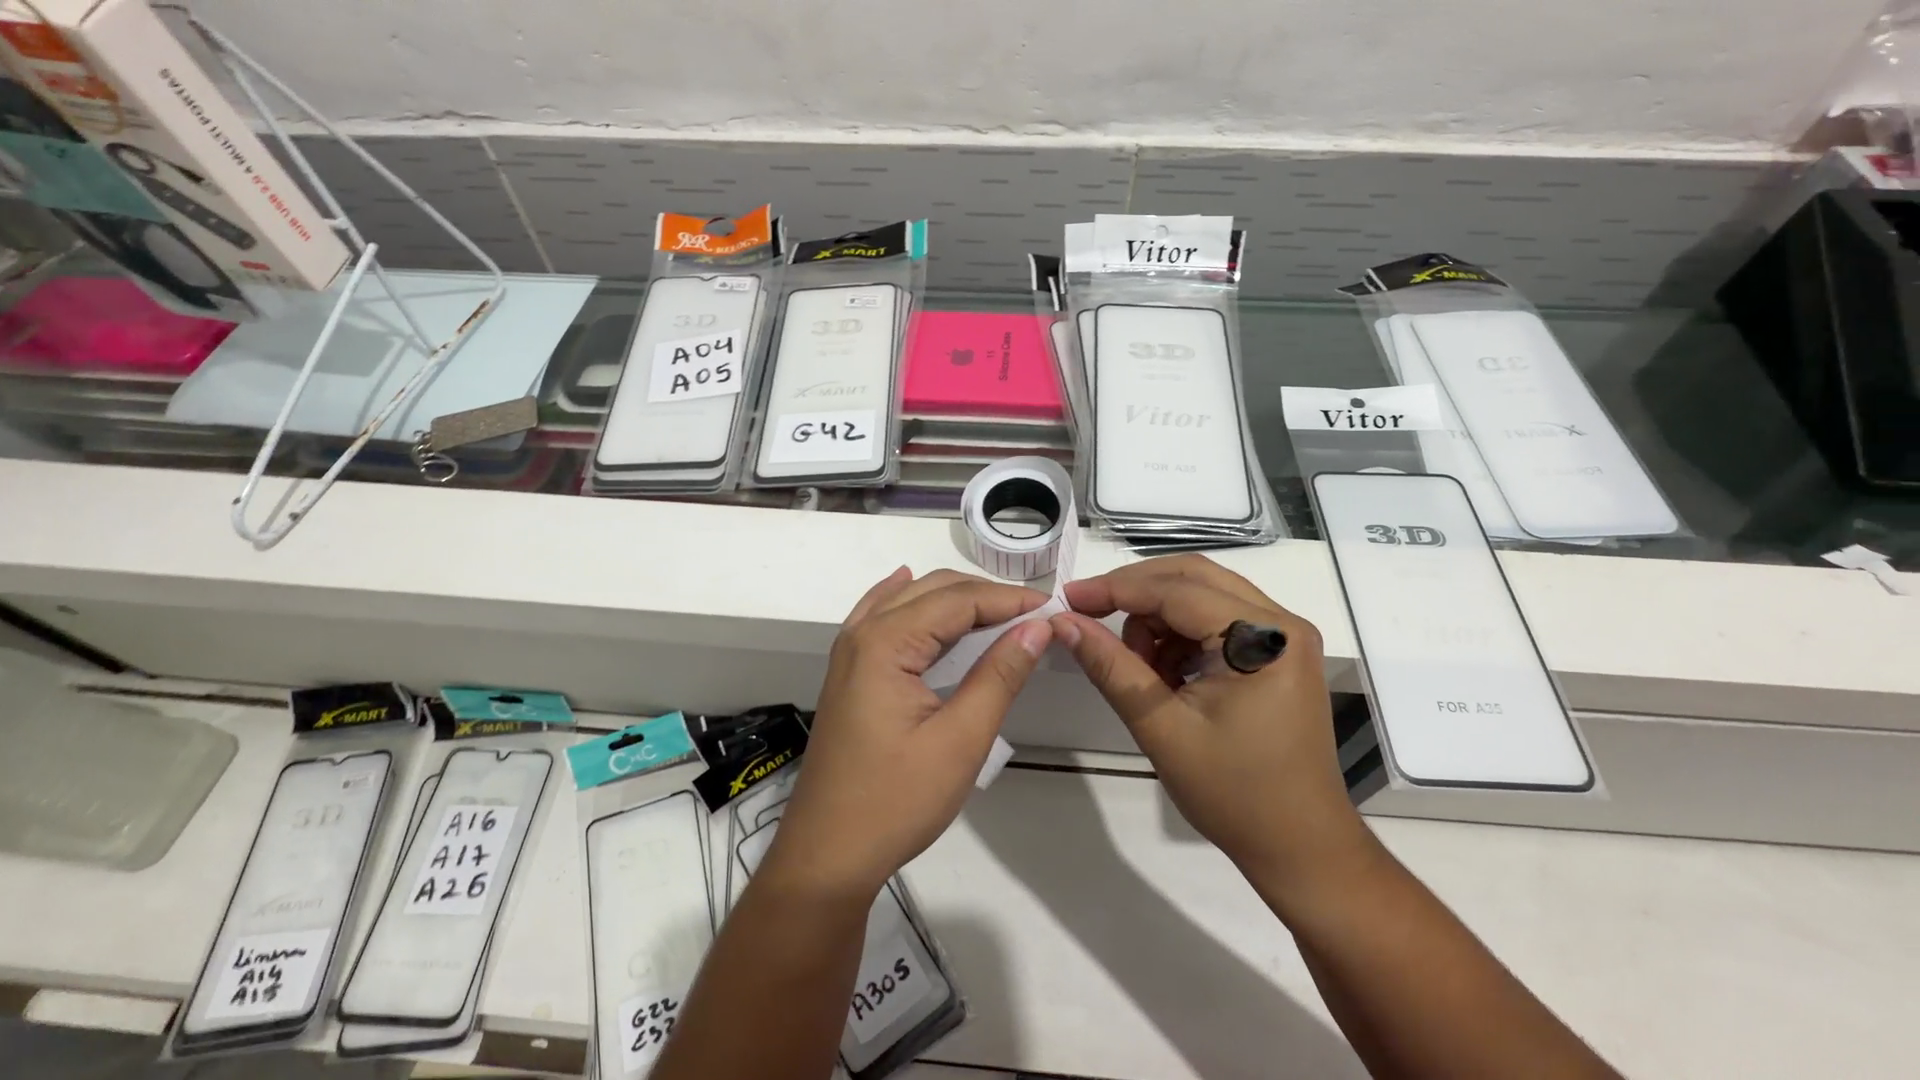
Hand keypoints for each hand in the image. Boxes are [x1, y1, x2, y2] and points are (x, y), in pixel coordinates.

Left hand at [764, 567, 1053, 900]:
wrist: (829, 852)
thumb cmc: (897, 800)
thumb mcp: (960, 739)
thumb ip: (999, 675)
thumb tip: (1037, 627)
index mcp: (885, 643)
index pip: (957, 600)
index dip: (1008, 600)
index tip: (1053, 607)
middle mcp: (861, 636)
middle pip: (931, 592)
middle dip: (984, 596)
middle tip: (1034, 614)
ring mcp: (848, 655)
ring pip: (906, 602)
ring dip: (953, 600)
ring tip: (1000, 612)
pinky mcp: (848, 676)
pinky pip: (879, 619)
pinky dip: (907, 603)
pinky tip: (912, 589)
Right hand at [1050, 555, 1370, 885]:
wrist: (1299, 845)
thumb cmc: (1234, 794)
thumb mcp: (1161, 728)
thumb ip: (1112, 667)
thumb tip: (1064, 623)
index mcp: (1263, 637)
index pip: (1177, 590)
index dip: (1116, 589)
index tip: (1067, 599)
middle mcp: (1281, 624)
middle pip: (1193, 578)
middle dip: (1135, 594)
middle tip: (1087, 617)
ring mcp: (1283, 637)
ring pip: (1203, 596)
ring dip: (1157, 619)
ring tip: (1136, 669)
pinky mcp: (1277, 655)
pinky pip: (1217, 622)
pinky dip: (1180, 637)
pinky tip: (1163, 677)